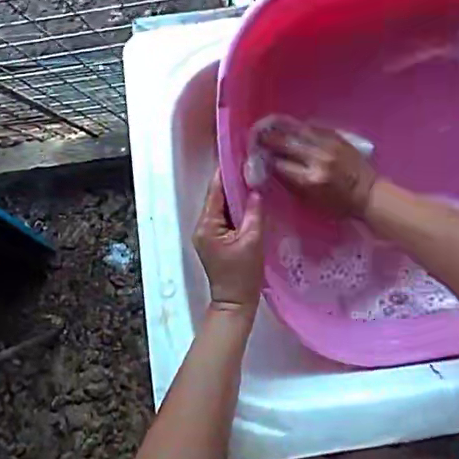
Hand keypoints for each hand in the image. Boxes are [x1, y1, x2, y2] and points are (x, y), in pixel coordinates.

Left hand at [193, 168, 264, 311]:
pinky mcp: (215, 238)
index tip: (239, 155)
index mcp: (207, 224)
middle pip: (217, 196)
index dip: (226, 172)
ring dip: (235, 193)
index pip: (215, 190)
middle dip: (233, 180)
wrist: (235, 303)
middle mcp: (202, 225)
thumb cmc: (243, 275)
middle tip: (250, 164)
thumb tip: (255, 188)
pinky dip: (236, 206)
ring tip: (252, 177)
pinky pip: (225, 216)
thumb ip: (253, 212)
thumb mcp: (252, 240)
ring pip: (222, 205)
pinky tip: (249, 199)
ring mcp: (207, 232)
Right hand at [257, 117, 377, 218]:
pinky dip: (298, 126)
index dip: (266, 158)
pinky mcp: (336, 136)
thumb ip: (290, 181)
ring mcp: (328, 144)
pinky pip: (312, 127)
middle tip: (256, 135)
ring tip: (267, 125)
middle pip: (285, 143)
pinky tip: (289, 125)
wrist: (368, 193)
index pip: (279, 164)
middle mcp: (317, 158)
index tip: (256, 153)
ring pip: (298, 130)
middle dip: (268, 138)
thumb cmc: (338, 204)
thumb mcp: (310, 200)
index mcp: (310, 179)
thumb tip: (272, 165)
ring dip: (280, 126)